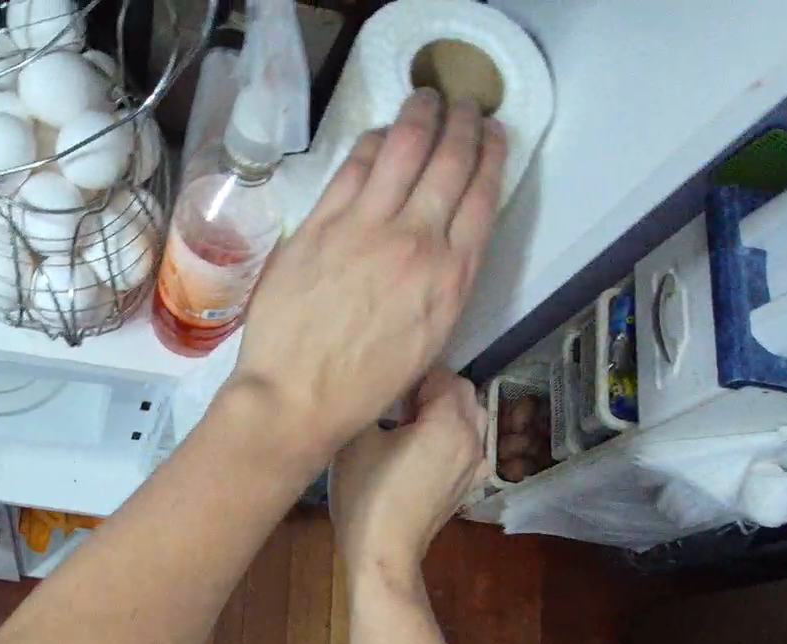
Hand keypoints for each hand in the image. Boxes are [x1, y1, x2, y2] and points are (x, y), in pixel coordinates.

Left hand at [228, 88, 506, 458]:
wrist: (295, 399)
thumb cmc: (359, 387)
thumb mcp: (426, 342)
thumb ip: (442, 285)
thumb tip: (442, 246)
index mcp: (451, 276)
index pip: (483, 193)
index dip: (490, 153)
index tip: (491, 132)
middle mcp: (416, 242)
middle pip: (449, 160)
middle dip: (462, 122)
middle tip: (461, 104)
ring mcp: (364, 230)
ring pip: (404, 149)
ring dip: (420, 115)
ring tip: (424, 100)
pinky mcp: (319, 228)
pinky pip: (353, 167)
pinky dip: (372, 143)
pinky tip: (377, 136)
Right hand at [331, 371, 489, 590]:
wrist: (384, 551)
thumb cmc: (366, 495)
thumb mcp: (356, 441)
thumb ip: (372, 404)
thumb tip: (377, 388)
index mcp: (448, 422)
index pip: (440, 375)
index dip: (412, 375)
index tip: (387, 388)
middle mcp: (472, 438)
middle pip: (463, 393)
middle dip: (432, 390)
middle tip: (396, 404)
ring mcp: (476, 464)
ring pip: (471, 418)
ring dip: (445, 412)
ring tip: (409, 426)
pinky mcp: (468, 485)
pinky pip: (470, 446)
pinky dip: (453, 438)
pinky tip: (426, 451)